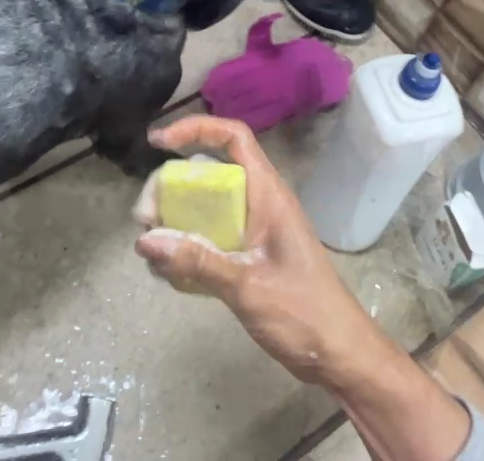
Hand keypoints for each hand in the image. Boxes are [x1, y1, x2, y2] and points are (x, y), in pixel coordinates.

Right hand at [131, 115, 392, 384]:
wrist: (339, 354)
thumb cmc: (303, 312)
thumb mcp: (247, 286)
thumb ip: (197, 262)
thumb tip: (144, 240)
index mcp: (267, 194)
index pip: (233, 138)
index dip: (195, 129)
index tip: (157, 142)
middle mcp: (258, 203)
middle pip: (208, 173)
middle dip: (172, 186)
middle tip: (144, 217)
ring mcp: (253, 229)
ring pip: (205, 206)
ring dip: (174, 220)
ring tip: (149, 247)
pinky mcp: (247, 256)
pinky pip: (208, 236)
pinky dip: (186, 247)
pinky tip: (166, 272)